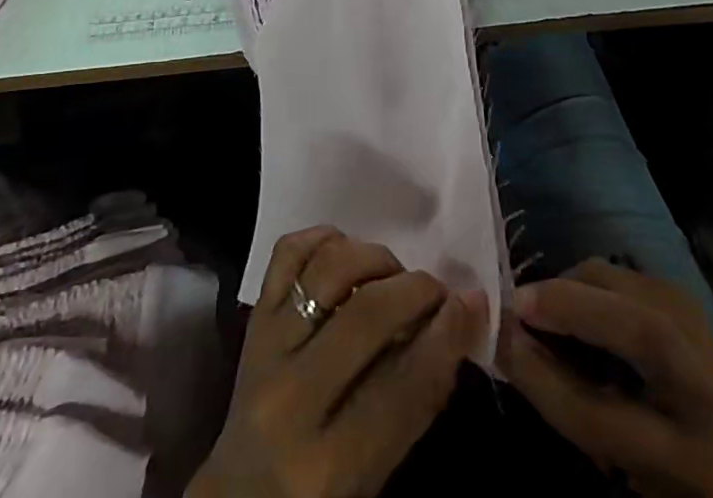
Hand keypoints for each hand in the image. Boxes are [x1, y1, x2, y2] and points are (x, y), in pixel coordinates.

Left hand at [188, 227, 487, 497]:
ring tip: (393, 277)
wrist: (242, 488)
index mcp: (329, 464)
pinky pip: (288, 253)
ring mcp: (264, 349)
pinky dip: (324, 240)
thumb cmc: (324, 484)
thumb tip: (465, 312)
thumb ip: (421, 393)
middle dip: (417, 289)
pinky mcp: (252, 319)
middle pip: (367, 314)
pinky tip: (348, 255)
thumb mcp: (380, 464)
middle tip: (437, 291)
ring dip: (376, 260)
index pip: (404, 383)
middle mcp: (289, 400)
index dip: (447, 334)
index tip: (471, 302)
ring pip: (328, 270)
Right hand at [499, 259, 712, 497]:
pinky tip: (580, 297)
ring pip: (649, 293)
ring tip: (545, 296)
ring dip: (584, 283)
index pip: (601, 416)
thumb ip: (582, 416)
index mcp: (693, 463)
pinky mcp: (706, 316)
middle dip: (574, 307)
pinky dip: (602, 281)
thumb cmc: (687, 485)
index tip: (501, 344)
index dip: (541, 377)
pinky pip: (644, 282)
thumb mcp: (635, 475)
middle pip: (645, 332)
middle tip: (520, 299)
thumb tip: (518, 352)